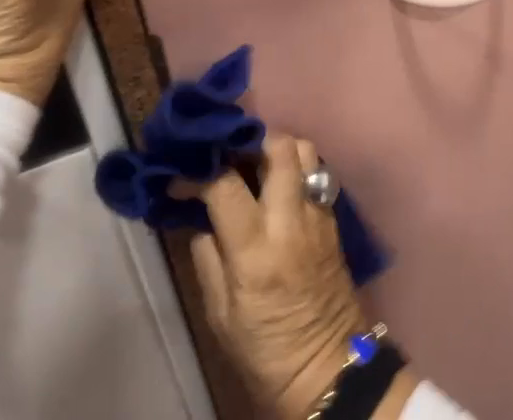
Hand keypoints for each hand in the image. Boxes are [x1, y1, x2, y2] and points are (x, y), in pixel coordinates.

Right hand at [192, 134, 372, 419]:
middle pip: (278, 148)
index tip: (178, 176)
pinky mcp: (333, 221)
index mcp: (257, 249)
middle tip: (225, 153)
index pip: (224, 183)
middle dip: (247, 140)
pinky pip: (316, 174)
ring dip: (276, 148)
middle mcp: (292, 222)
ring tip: (253, 164)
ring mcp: (319, 217)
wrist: (330, 371)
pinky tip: (275, 185)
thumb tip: (199, 215)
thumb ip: (206, 255)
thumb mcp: (219, 312)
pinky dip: (294, 168)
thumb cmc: (266, 349)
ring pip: (305, 152)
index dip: (196, 171)